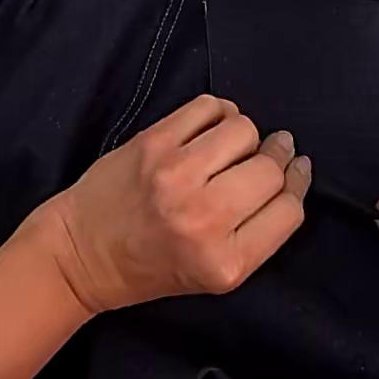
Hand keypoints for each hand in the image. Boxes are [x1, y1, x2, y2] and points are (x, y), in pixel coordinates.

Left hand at [34, 95, 312, 314]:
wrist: (80, 254)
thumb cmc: (152, 267)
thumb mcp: (215, 272)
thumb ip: (259, 229)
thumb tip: (294, 167)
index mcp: (225, 264)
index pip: (288, 209)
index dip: (298, 182)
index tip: (296, 167)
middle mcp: (203, 219)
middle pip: (270, 169)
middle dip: (277, 155)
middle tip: (271, 150)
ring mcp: (176, 176)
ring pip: (244, 129)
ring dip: (245, 134)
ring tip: (230, 146)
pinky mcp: (154, 143)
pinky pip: (211, 106)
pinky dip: (219, 112)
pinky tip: (210, 128)